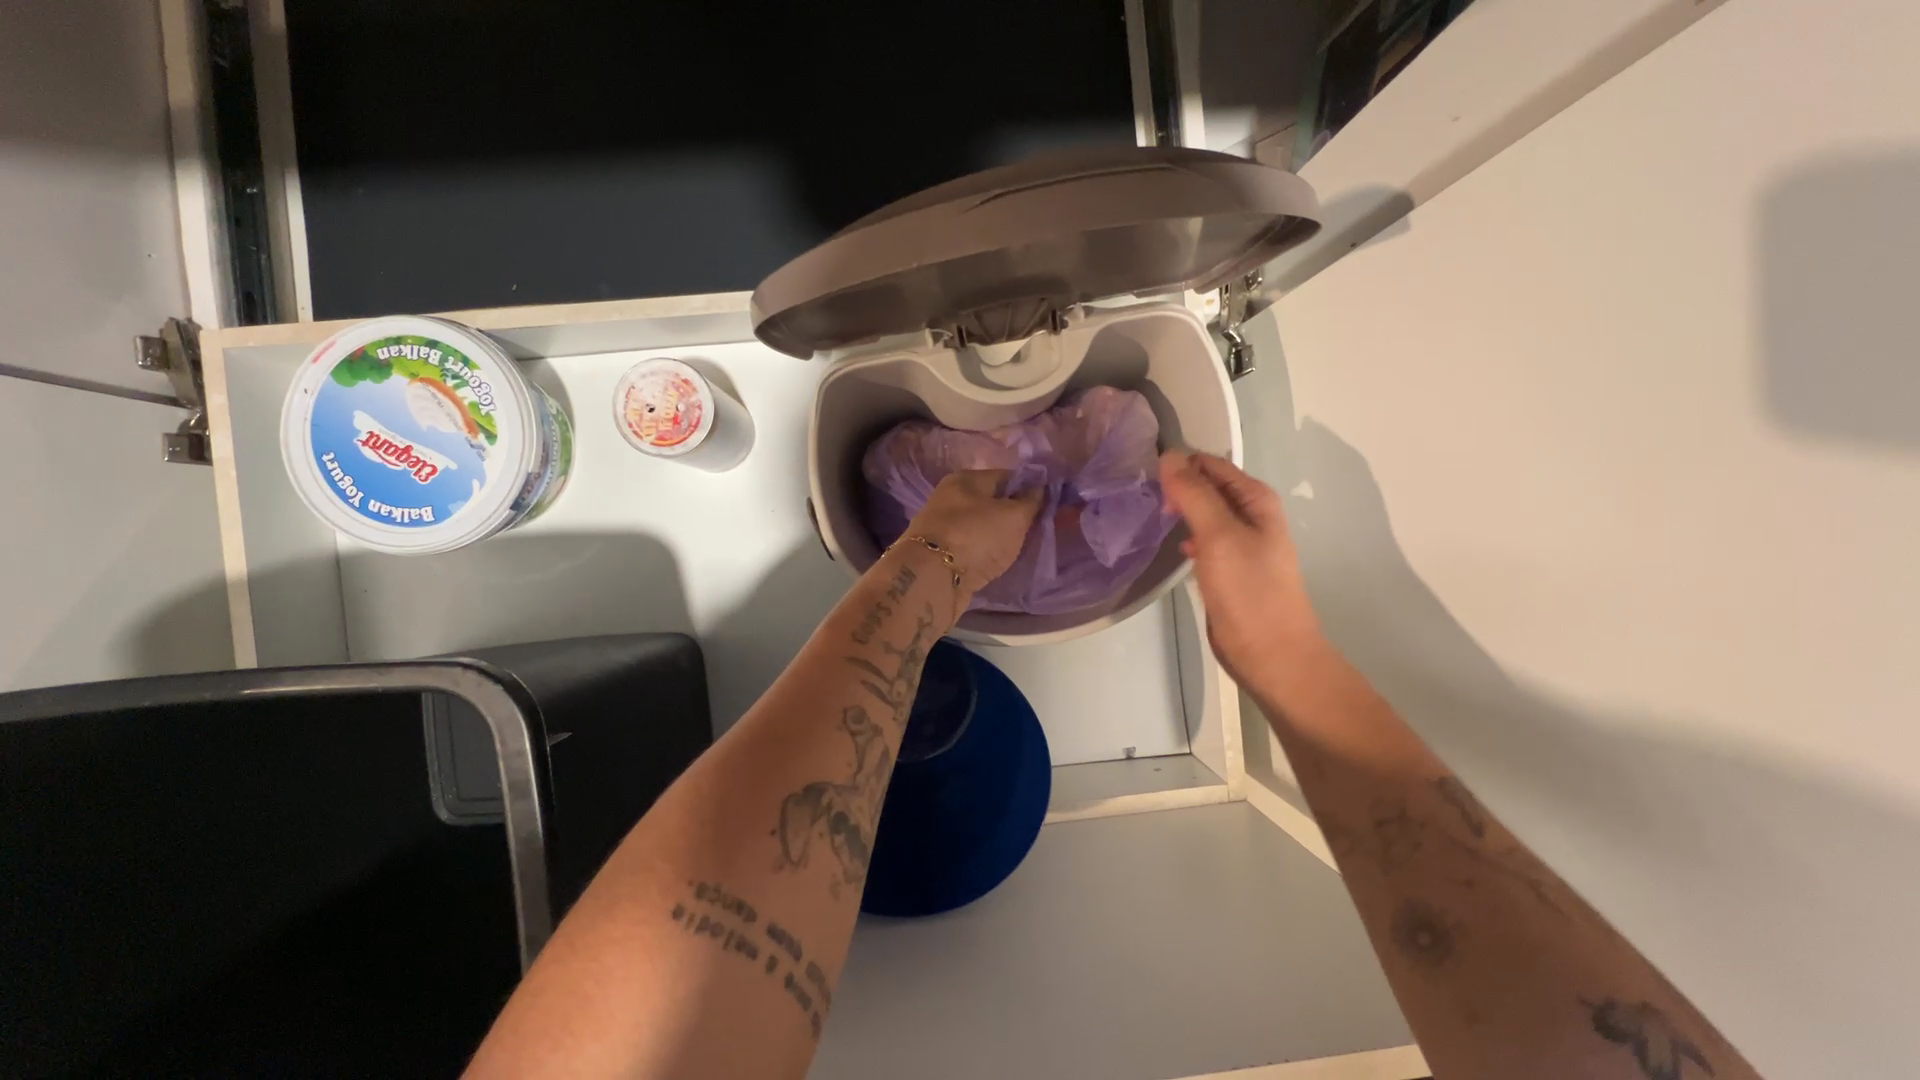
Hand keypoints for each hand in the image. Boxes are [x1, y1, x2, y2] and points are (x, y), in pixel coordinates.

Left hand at [900, 470, 1042, 609]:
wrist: (932, 580)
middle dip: (1016, 514)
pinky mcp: (942, 555)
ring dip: (1001, 536)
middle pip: (993, 502)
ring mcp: (944, 527)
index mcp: (965, 479)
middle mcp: (950, 498)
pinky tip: (1001, 560)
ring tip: (1024, 546)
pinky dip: (987, 553)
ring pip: (982, 526)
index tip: (1051, 504)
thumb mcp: (1013, 516)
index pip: (1007, 476)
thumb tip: (1040, 487)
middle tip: (1041, 528)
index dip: (1030, 488)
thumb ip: (1031, 501)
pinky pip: (973, 548)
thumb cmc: (976, 537)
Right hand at [1160, 451, 1323, 687]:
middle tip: (1141, 495)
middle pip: (1207, 487)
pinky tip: (1172, 546)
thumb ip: (1194, 494)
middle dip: (1177, 486)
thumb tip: (1169, 456)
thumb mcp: (1219, 536)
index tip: (1144, 472)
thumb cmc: (1249, 591)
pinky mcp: (1227, 569)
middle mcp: (1250, 516)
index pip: (1211, 465)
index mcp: (1256, 500)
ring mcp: (1238, 544)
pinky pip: (1202, 540)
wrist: (1270, 653)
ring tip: (1149, 514)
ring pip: (1203, 514)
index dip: (1180, 464)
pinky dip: (1186, 537)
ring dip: (1179, 511)